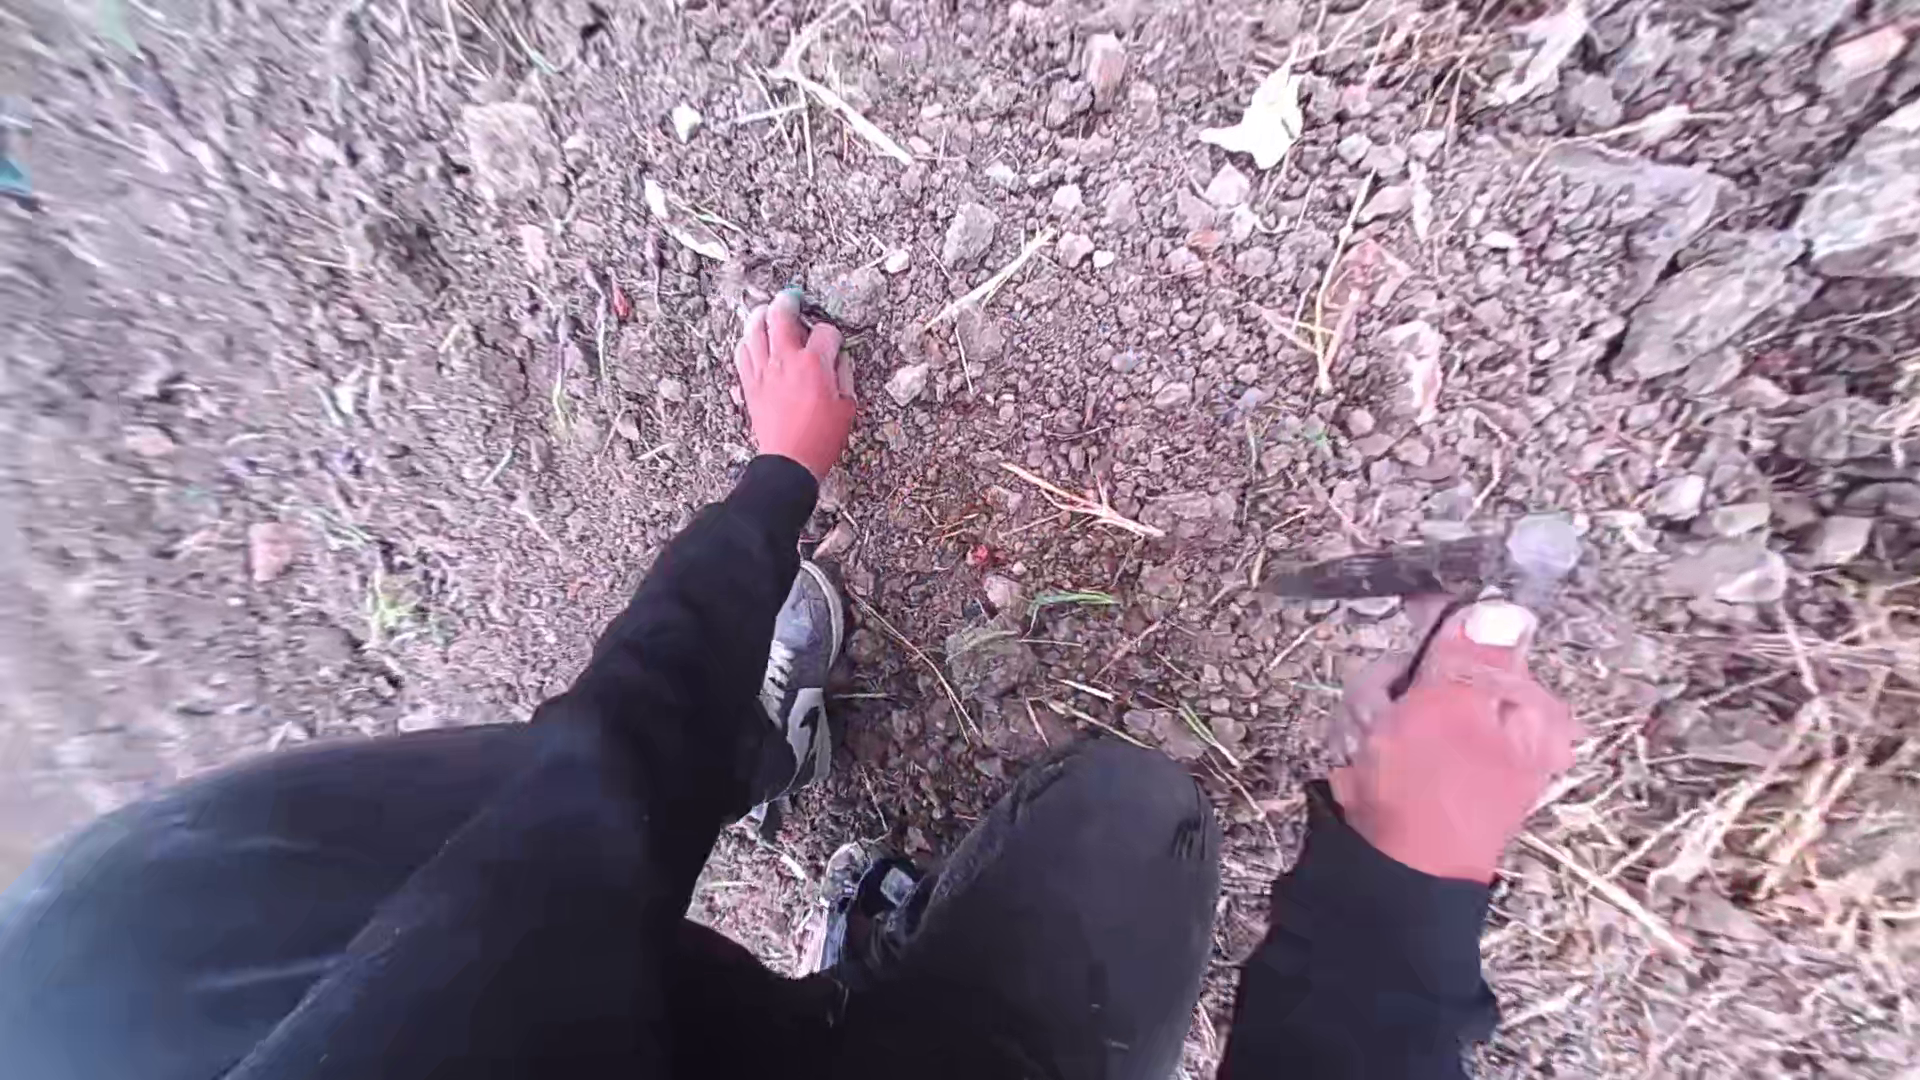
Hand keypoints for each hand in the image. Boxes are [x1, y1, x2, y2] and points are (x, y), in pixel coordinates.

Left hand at [735, 288, 854, 479]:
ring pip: (755, 328)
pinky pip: (742, 352)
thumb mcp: (846, 407)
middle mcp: (786, 360)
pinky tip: (753, 341)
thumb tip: (839, 359)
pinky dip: (747, 341)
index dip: (832, 334)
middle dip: (789, 301)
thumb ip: (844, 376)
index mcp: (814, 364)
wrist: (790, 461)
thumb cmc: (821, 438)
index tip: (833, 342)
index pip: (825, 331)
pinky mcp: (750, 383)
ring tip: (767, 310)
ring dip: (762, 314)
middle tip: (793, 297)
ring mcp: (764, 370)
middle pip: (781, 314)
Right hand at [1329, 600, 1577, 882]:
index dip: (1437, 627)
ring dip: (1369, 706)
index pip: (1482, 633)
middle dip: (1391, 681)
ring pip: (1389, 681)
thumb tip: (1504, 607)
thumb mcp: (1449, 711)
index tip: (1409, 630)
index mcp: (1526, 705)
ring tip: (1372, 740)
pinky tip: (1364, 749)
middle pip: (1425, 656)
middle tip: (1390, 713)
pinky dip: (1361, 726)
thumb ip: (1471, 657)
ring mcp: (1446, 729)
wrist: (1389, 854)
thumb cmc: (1428, 785)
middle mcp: (1492, 714)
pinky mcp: (1408, 742)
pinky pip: (1373, 708)